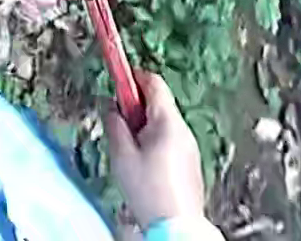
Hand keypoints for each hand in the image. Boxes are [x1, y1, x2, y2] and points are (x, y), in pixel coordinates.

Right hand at [105, 72, 207, 226]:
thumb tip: (110, 106)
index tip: (117, 79)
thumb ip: (114, 122)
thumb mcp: (121, 154)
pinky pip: (170, 139)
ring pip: (163, 121)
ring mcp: (189, 147)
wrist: (177, 232)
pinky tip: (145, 163)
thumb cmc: (149, 191)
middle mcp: (182, 129)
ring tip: (130, 147)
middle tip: (119, 121)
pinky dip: (155, 140)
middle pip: (157, 101)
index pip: (152, 81)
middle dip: (135, 105)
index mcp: (167, 121)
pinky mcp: (190, 164)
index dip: (132, 76)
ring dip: (144, 124)